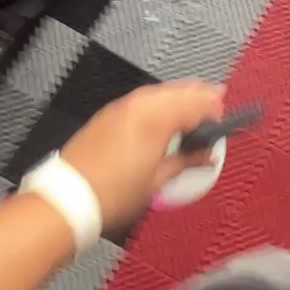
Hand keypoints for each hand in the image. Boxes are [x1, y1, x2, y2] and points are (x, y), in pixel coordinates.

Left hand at [58, 81, 224, 227]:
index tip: (224, 120)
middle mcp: (141, 104)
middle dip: (200, 96)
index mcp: (158, 118)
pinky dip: (160, 100)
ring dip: (181, 96)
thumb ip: (187, 161)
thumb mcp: (158, 182)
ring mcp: (123, 106)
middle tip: (216, 105)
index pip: (197, 104)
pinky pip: (143, 98)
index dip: (214, 110)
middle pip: (180, 90)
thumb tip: (208, 155)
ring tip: (193, 107)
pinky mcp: (109, 113)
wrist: (65, 199)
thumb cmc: (113, 194)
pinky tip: (164, 113)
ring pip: (162, 91)